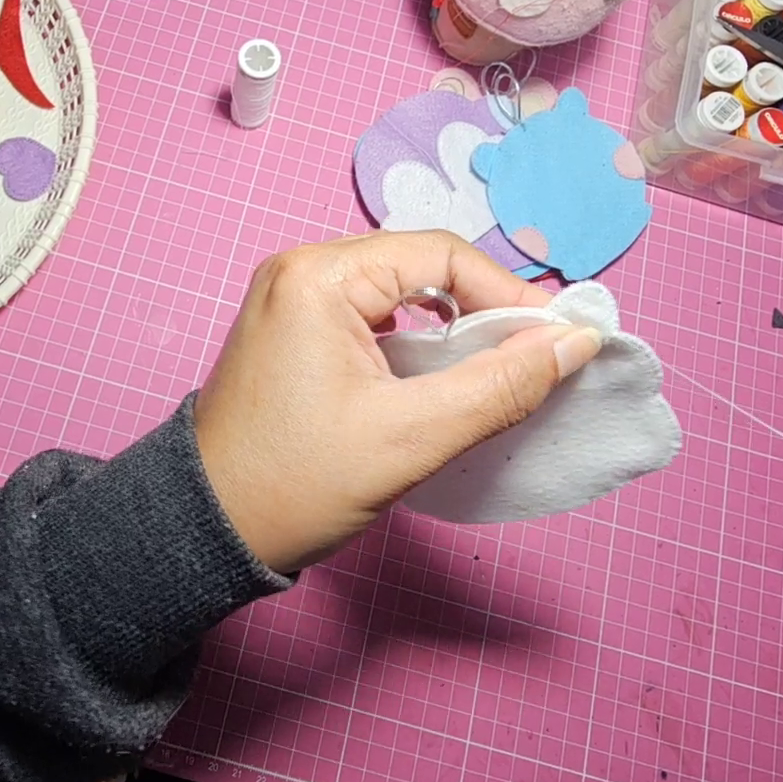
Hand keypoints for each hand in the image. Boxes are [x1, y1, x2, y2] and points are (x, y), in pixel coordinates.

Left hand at [193, 231, 600, 572]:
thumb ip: (500, 384)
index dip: (506, 294)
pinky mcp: (293, 327)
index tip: (556, 340)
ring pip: (397, 291)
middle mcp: (300, 269)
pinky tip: (437, 375)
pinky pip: (370, 314)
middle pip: (418, 266)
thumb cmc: (296, 483)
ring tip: (492, 368)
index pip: (438, 254)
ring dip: (448, 326)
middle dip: (480, 309)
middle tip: (531, 357)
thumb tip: (572, 341)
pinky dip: (413, 340)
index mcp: (317, 276)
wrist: (210, 527)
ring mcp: (291, 296)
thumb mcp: (410, 436)